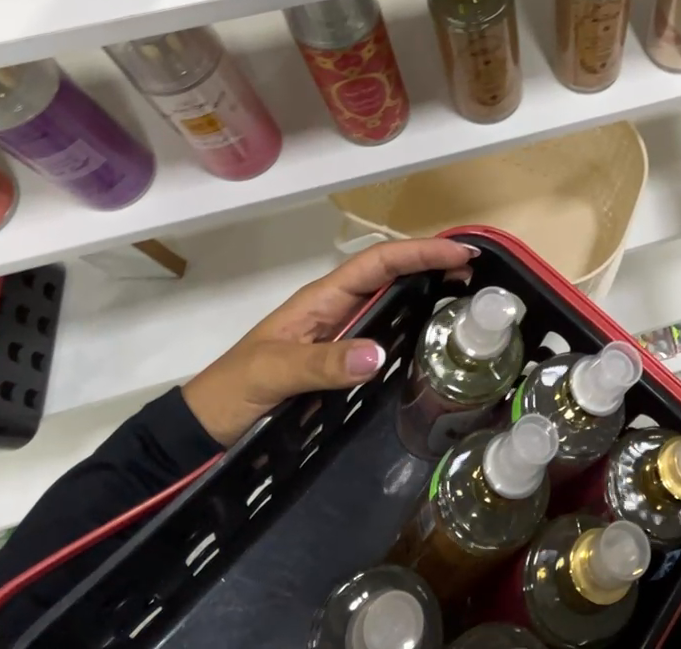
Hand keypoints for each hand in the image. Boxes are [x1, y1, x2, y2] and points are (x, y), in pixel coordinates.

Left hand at [181, 238, 477, 445]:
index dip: (419, 253)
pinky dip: (413, 322)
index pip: (378, 263)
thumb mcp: (274, 373)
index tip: (460, 255)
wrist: (205, 429)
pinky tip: (432, 335)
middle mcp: (335, 309)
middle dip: (432, 263)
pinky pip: (384, 330)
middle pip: (391, 273)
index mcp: (321, 299)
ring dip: (427, 289)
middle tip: (475, 272)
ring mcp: (340, 334)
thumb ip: (323, 364)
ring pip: (391, 299)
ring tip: (466, 295)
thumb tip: (380, 354)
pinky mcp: (341, 359)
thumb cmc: (233, 391)